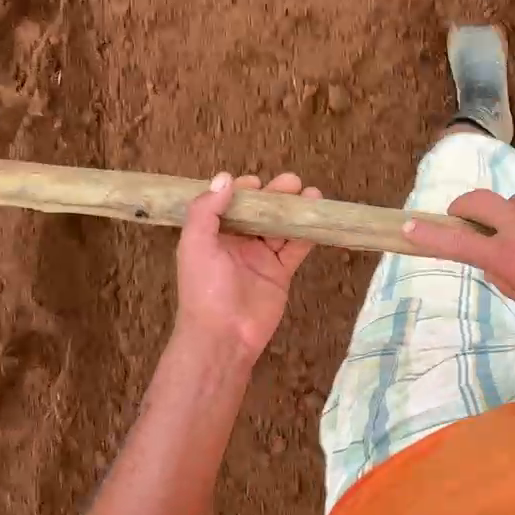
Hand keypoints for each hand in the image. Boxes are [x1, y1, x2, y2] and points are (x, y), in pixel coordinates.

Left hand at [176, 172, 320, 360]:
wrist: (223, 336)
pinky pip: (296, 248)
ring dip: (295, 210)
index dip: (244, 190)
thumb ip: (206, 211)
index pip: (231, 204)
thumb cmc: (205, 288)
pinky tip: (318, 219)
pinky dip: (307, 233)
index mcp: (214, 234)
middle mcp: (238, 242)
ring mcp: (261, 257)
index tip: (257, 183)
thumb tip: (224, 178)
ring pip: (281, 227)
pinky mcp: (281, 272)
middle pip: (260, 212)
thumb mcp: (196, 245)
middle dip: (276, 195)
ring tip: (312, 194)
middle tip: (292, 182)